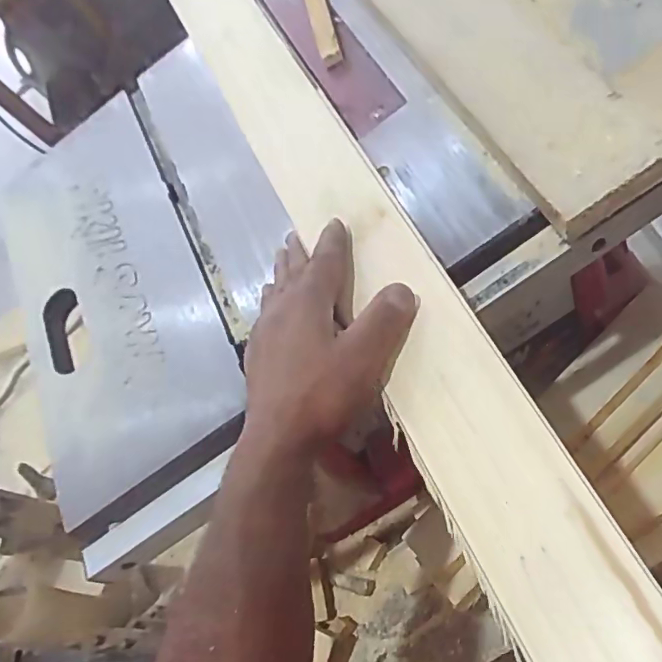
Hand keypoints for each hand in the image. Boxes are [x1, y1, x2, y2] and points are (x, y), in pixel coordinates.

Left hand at [241, 220, 416, 458]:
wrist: (280, 437)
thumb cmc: (325, 394)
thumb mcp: (365, 357)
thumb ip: (384, 320)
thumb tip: (402, 288)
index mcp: (308, 305)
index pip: (324, 265)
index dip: (333, 245)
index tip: (335, 223)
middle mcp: (282, 313)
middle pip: (293, 275)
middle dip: (300, 256)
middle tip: (298, 237)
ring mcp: (266, 336)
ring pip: (275, 296)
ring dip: (282, 277)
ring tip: (282, 266)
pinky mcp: (259, 360)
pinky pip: (266, 319)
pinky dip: (273, 306)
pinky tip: (272, 317)